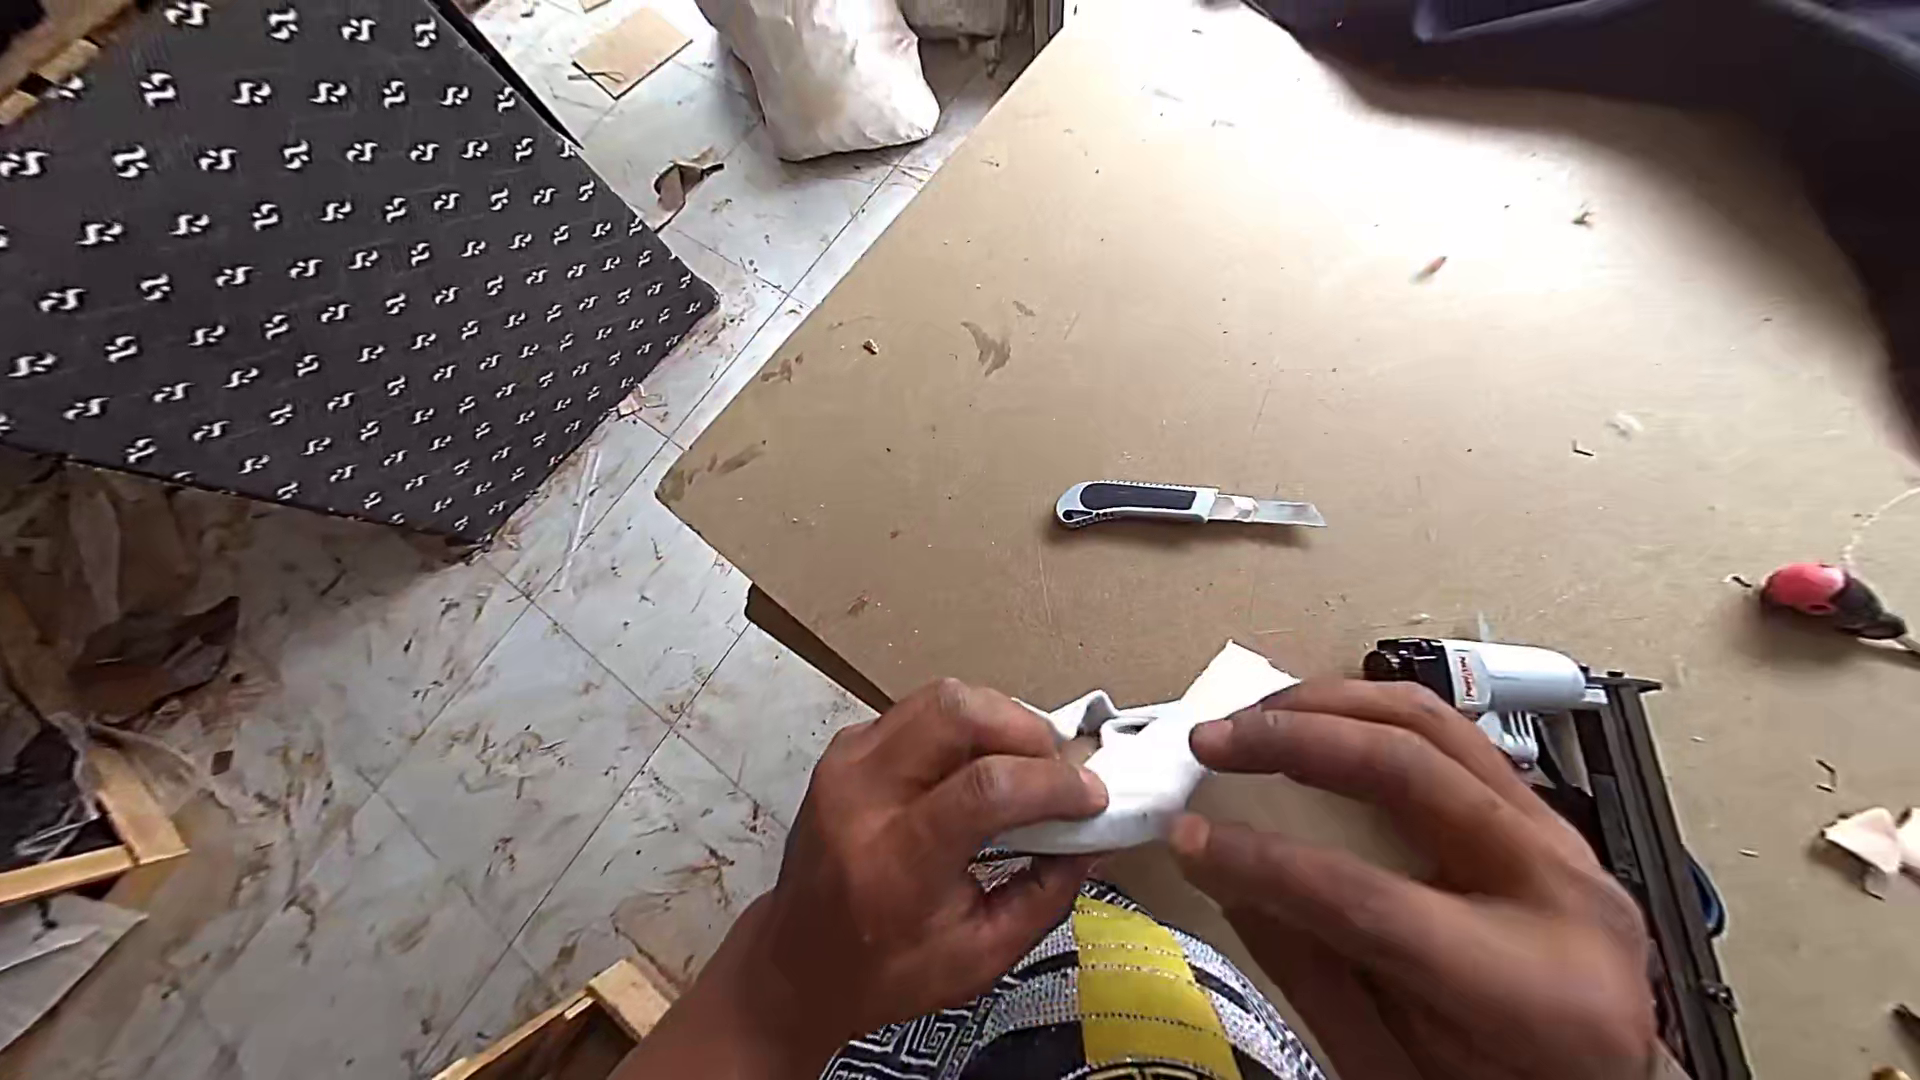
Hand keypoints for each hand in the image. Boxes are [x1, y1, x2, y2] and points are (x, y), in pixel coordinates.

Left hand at [733, 678, 1107, 1061]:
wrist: (795, 960)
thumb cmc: (887, 970)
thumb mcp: (980, 957)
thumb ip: (1046, 893)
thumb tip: (1092, 835)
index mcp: (894, 862)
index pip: (984, 789)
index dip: (1051, 783)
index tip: (1091, 794)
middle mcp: (863, 794)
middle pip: (956, 712)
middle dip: (1023, 727)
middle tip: (1055, 762)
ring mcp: (847, 759)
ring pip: (938, 696)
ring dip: (997, 716)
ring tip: (1025, 755)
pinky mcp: (846, 744)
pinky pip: (918, 709)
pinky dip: (963, 723)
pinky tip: (978, 757)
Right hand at [1171, 679, 1656, 1079]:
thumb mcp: (1386, 1065)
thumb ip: (1300, 963)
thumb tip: (1218, 869)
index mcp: (1534, 990)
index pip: (1364, 896)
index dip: (1258, 861)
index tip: (1186, 839)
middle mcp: (1559, 889)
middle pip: (1404, 767)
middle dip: (1287, 739)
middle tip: (1211, 741)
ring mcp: (1554, 834)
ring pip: (1422, 719)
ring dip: (1319, 704)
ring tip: (1249, 718)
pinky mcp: (1531, 806)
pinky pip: (1437, 726)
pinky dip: (1357, 709)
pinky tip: (1307, 720)